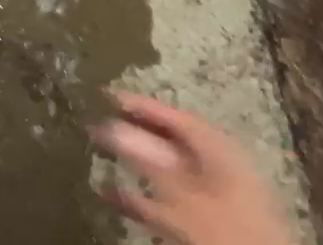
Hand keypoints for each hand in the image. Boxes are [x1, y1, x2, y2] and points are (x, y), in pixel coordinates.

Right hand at [94, 91, 296, 244]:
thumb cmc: (227, 228)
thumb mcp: (185, 192)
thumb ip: (148, 159)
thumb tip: (110, 126)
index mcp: (221, 152)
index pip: (177, 119)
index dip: (142, 105)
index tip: (105, 94)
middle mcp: (218, 169)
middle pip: (170, 142)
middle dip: (133, 130)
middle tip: (96, 118)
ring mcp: (212, 197)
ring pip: (165, 170)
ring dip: (132, 162)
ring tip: (95, 149)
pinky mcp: (203, 222)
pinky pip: (164, 201)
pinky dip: (138, 195)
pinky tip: (106, 191)